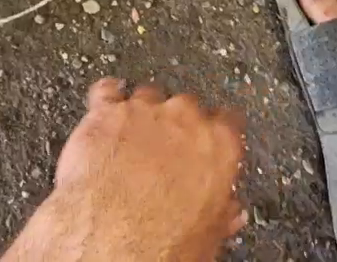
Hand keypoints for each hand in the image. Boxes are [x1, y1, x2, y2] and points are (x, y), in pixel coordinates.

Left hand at [5, 80, 245, 260]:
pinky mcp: (106, 111)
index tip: (211, 143)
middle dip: (178, 126)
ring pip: (148, 97)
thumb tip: (230, 211)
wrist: (110, 242)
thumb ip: (222, 212)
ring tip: (132, 142)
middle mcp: (184, 118)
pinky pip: (108, 92)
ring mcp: (143, 110)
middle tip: (167, 154)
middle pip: (186, 106)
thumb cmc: (161, 245)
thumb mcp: (207, 238)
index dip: (218, 134)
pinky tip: (108, 108)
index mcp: (219, 145)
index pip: (229, 123)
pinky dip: (108, 99)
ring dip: (143, 115)